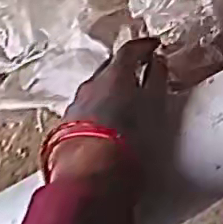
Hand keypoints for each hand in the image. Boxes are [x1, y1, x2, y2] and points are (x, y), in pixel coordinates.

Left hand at [51, 38, 170, 181]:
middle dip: (126, 69)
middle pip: (110, 68)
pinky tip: (108, 124)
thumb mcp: (154, 105)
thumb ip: (157, 79)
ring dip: (110, 92)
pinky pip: (86, 111)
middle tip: (141, 74)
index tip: (155, 46)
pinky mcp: (64, 129)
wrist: (88, 178)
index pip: (129, 49)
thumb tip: (158, 62)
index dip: (144, 45)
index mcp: (114, 74)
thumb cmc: (129, 137)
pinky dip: (99, 111)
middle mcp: (91, 85)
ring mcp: (75, 107)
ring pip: (96, 91)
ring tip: (125, 104)